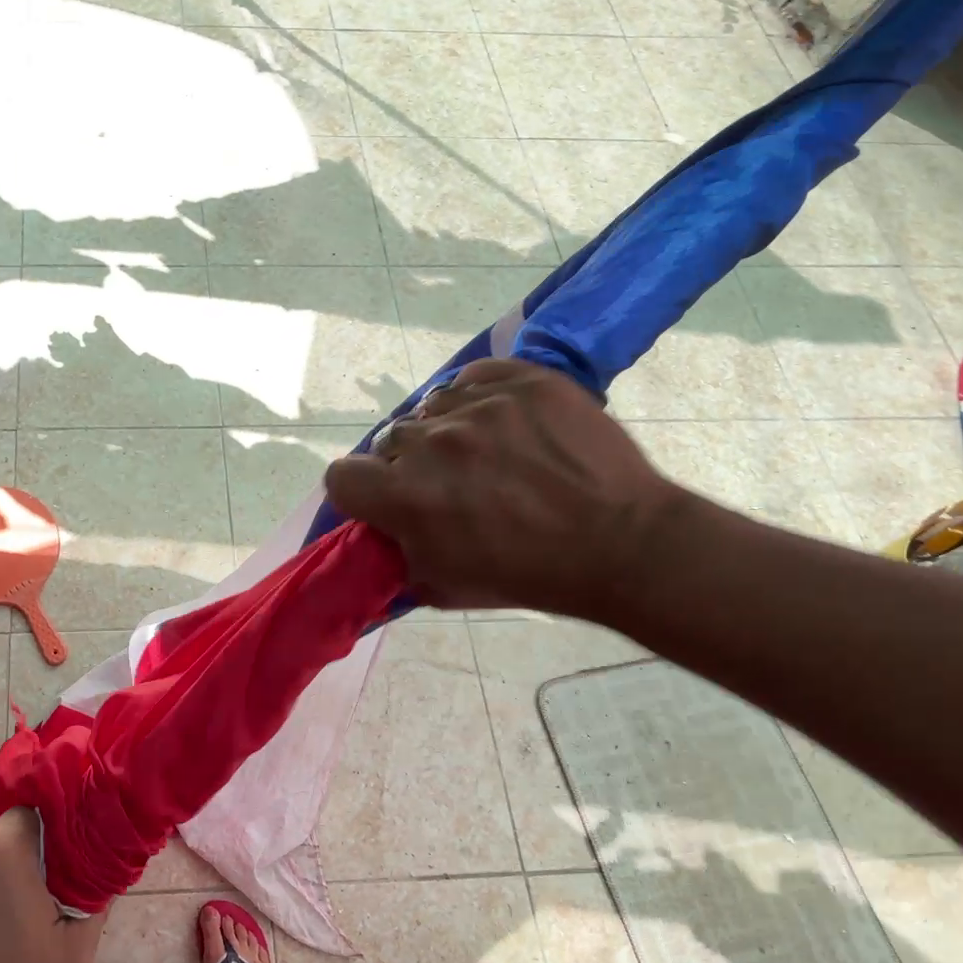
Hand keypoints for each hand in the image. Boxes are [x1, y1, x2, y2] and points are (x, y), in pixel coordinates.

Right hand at [326, 358, 688, 618]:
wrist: (621, 544)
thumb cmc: (527, 575)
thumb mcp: (441, 586)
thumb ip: (396, 555)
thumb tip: (380, 533)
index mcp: (403, 497)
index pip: (341, 475)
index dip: (359, 491)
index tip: (384, 501)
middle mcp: (429, 443)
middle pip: (388, 441)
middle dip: (407, 463)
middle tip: (446, 483)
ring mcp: (478, 405)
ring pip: (431, 407)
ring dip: (443, 428)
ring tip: (481, 449)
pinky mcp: (522, 380)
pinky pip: (473, 377)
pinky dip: (478, 396)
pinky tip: (500, 419)